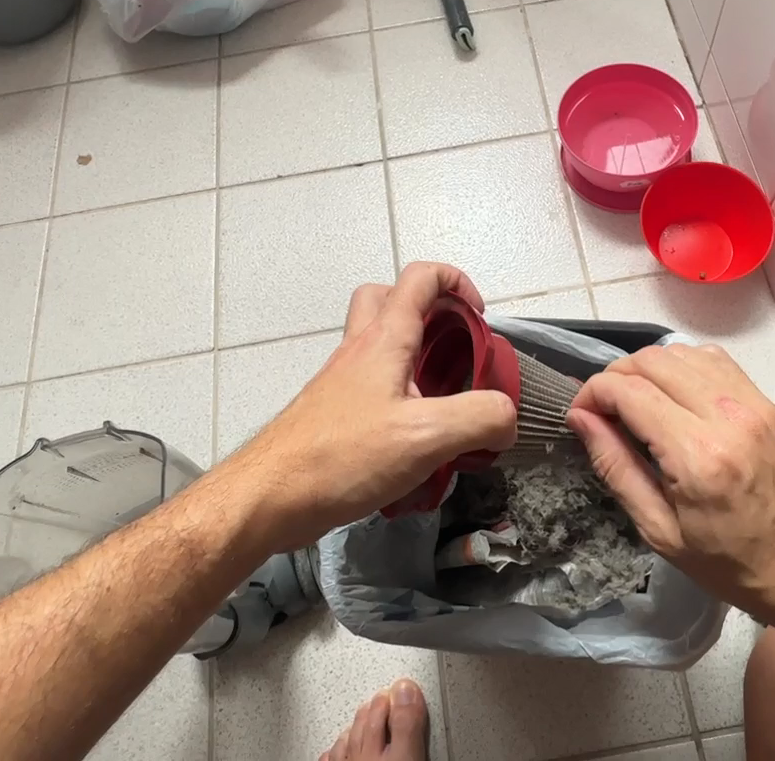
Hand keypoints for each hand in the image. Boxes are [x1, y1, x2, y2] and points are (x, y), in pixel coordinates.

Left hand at [220, 262, 516, 550]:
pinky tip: (416, 443)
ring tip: (445, 404)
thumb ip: (480, 419)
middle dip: (428, 311)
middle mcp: (360, 349)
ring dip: (415, 359)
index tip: (481, 318)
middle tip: (454, 347)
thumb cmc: (344, 455)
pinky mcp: (334, 414)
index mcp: (385, 338)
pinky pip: (373, 387)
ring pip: (380, 345)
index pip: (421, 278)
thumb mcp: (427, 436)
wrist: (267, 497)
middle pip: (389, 299)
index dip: (457, 282)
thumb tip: (507, 419)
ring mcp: (343, 381)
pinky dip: (400, 398)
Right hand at [565, 344, 774, 621]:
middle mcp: (726, 417)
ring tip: (634, 401)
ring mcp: (751, 403)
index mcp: (697, 457)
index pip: (628, 391)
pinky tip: (672, 394)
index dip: (592, 393)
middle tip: (603, 409)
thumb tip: (580, 418)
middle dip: (615, 376)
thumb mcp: (660, 531)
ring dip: (647, 368)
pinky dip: (681, 365)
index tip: (579, 413)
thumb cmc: (731, 563)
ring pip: (680, 352)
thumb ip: (615, 467)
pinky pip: (712, 359)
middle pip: (651, 361)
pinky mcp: (766, 401)